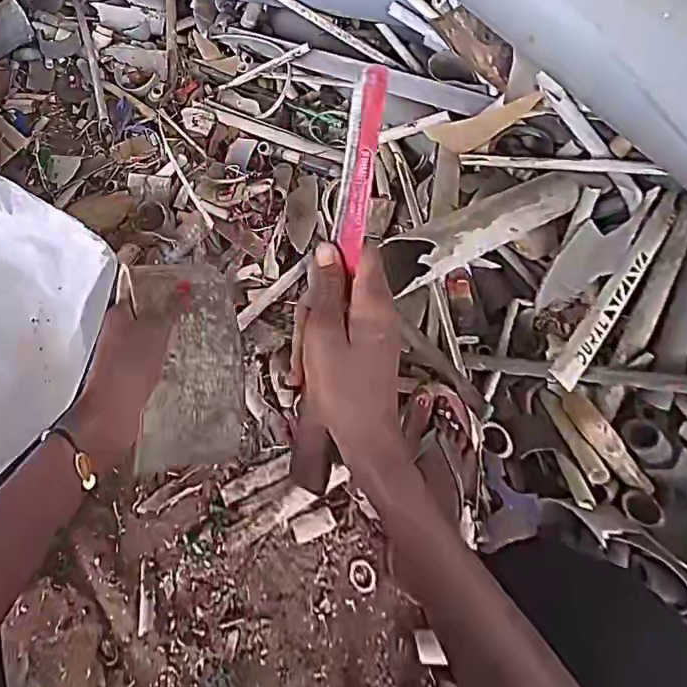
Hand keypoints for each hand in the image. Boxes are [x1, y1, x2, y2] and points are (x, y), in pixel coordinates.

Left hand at [61, 297, 177, 464]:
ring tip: (186, 338)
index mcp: (116, 315)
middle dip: (165, 317)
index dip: (161, 291)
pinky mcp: (126, 379)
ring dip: (163, 342)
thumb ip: (170, 308)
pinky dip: (160, 363)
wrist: (110, 416)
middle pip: (143, 318)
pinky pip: (147, 364)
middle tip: (189, 313)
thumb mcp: (155, 331)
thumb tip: (183, 288)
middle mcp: (114, 335)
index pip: (139, 293)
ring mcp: (119, 358)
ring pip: (146, 342)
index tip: (183, 290)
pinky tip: (174, 366)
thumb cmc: (126, 370)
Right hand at [298, 241, 411, 483]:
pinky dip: (320, 342)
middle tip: (307, 327)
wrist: (363, 440)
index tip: (322, 246)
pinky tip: (311, 365)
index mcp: (374, 305)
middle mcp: (379, 313)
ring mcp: (374, 331)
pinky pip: (338, 328)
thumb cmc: (344, 394)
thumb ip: (325, 291)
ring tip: (306, 356)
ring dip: (314, 326)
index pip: (364, 252)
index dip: (341, 246)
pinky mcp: (366, 346)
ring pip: (335, 307)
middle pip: (343, 282)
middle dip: (317, 300)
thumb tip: (327, 252)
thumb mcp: (322, 334)